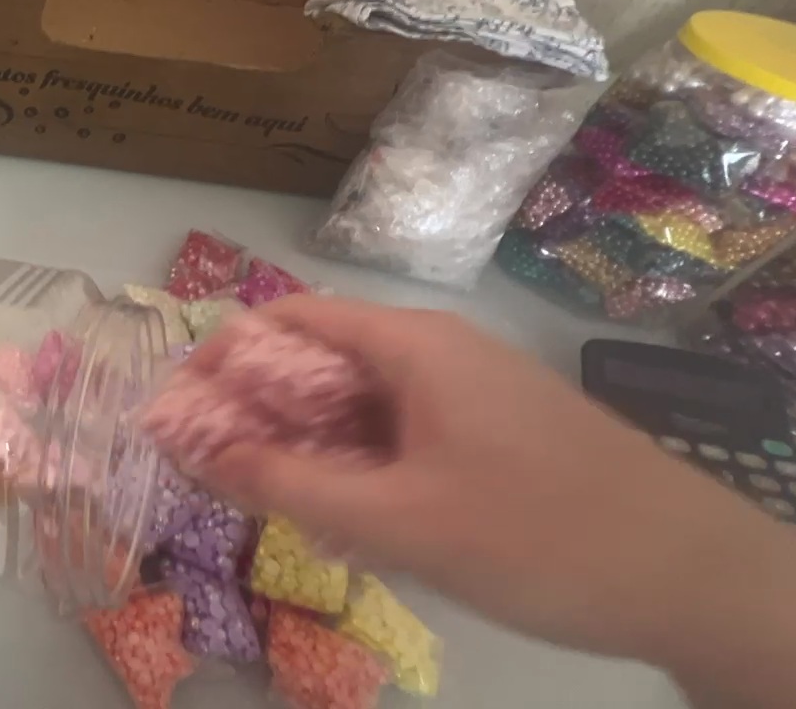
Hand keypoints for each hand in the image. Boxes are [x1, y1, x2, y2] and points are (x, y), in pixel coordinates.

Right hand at [197, 294, 781, 664]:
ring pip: (355, 390)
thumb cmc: (545, 539)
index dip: (225, 354)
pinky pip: (396, 416)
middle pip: (316, 353)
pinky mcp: (493, 420)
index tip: (190, 404)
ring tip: (279, 483)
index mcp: (408, 343)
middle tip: (226, 455)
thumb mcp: (399, 522)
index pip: (286, 318)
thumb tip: (199, 455)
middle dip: (259, 399)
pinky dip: (353, 446)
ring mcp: (468, 382)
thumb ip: (288, 485)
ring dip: (305, 428)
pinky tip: (352, 499)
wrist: (720, 591)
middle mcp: (433, 346)